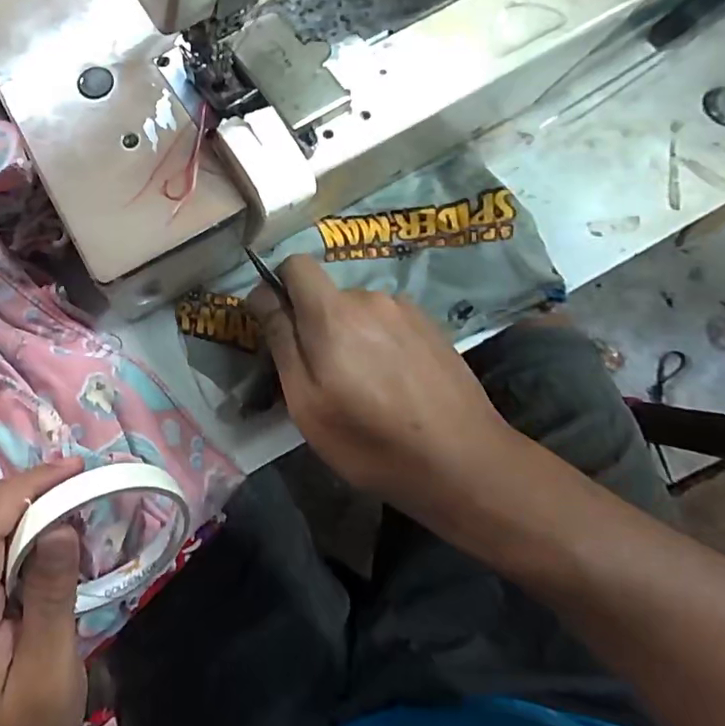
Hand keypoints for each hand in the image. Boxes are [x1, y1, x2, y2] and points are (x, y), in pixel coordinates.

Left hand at [0, 460, 86, 725]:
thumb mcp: (50, 672)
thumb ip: (52, 594)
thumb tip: (61, 524)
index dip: (31, 484)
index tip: (77, 470)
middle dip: (28, 487)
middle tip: (78, 480)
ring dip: (17, 500)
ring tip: (65, 494)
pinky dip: (5, 521)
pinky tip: (36, 524)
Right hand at [245, 256, 514, 513]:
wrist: (463, 461)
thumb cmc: (370, 441)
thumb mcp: (307, 402)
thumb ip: (281, 341)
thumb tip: (261, 295)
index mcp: (333, 312)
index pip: (295, 264)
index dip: (280, 287)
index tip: (280, 327)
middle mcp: (370, 298)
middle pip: (327, 295)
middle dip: (316, 325)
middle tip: (324, 379)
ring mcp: (406, 310)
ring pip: (359, 312)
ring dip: (351, 337)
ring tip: (365, 387)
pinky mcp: (431, 327)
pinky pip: (388, 323)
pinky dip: (380, 343)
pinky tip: (396, 384)